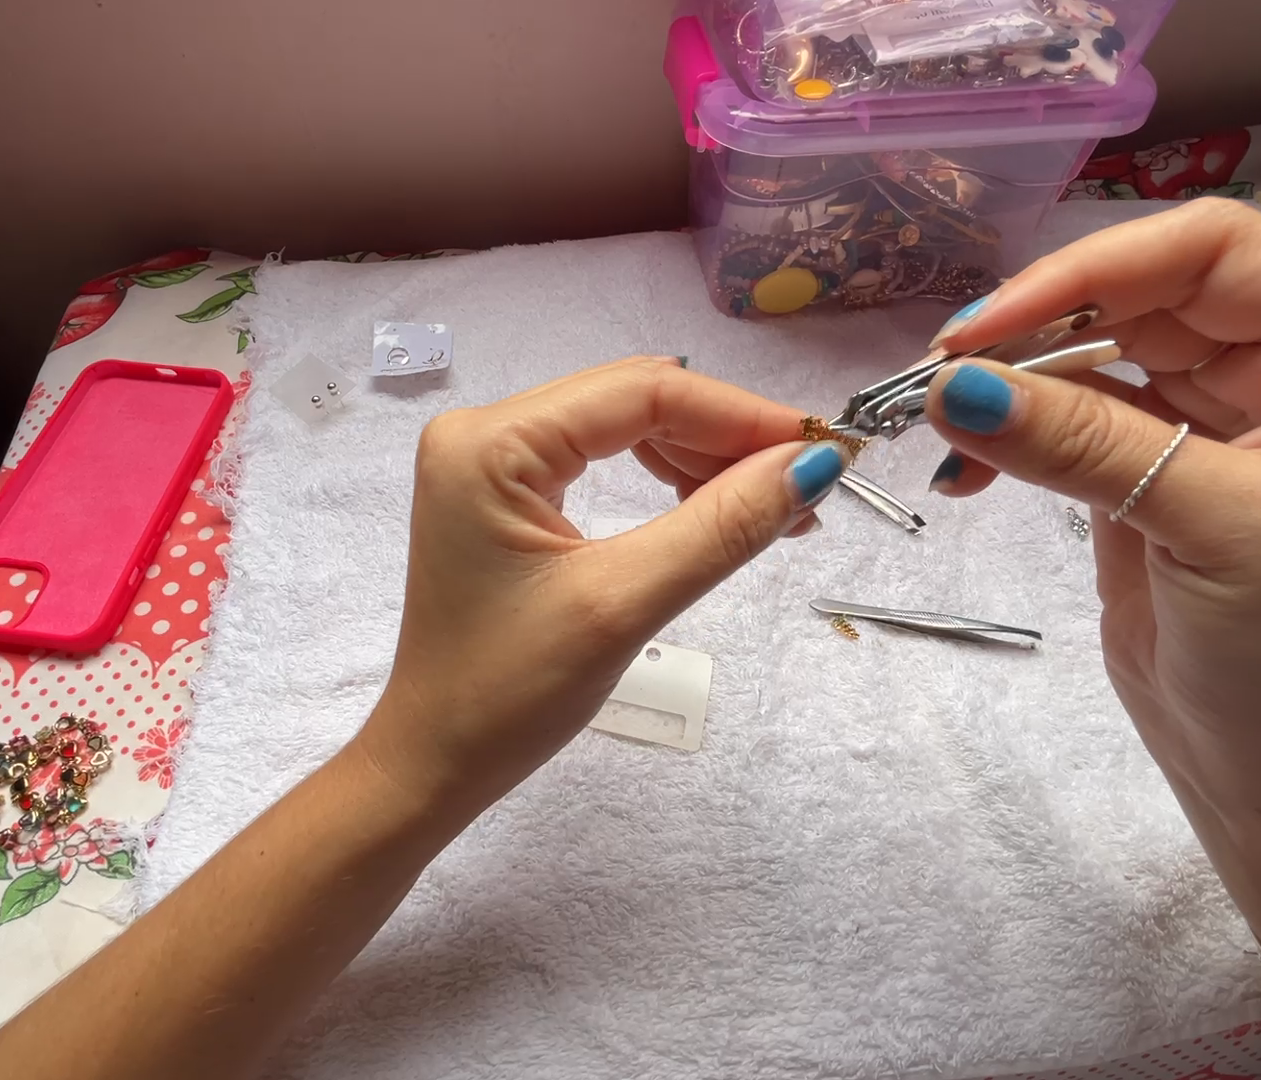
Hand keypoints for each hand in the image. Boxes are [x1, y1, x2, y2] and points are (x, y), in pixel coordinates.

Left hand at [356, 357, 846, 809]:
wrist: (438, 757)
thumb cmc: (509, 696)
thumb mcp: (621, 605)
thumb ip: (718, 527)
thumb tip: (811, 465)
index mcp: (492, 442)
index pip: (642, 394)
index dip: (741, 415)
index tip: (823, 450)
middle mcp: (485, 431)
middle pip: (633, 403)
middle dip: (725, 440)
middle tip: (804, 489)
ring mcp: (491, 461)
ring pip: (623, 429)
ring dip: (701, 461)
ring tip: (770, 508)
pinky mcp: (505, 493)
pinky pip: (600, 461)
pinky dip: (663, 481)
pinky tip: (709, 507)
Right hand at [921, 200, 1260, 804]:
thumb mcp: (1215, 535)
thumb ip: (1084, 446)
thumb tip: (951, 386)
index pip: (1218, 253)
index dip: (1089, 273)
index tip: (977, 332)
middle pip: (1138, 298)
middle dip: (1029, 332)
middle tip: (934, 376)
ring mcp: (1210, 410)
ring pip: (1086, 354)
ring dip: (1004, 385)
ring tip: (936, 423)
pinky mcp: (1143, 456)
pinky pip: (1061, 415)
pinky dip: (1004, 433)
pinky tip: (965, 470)